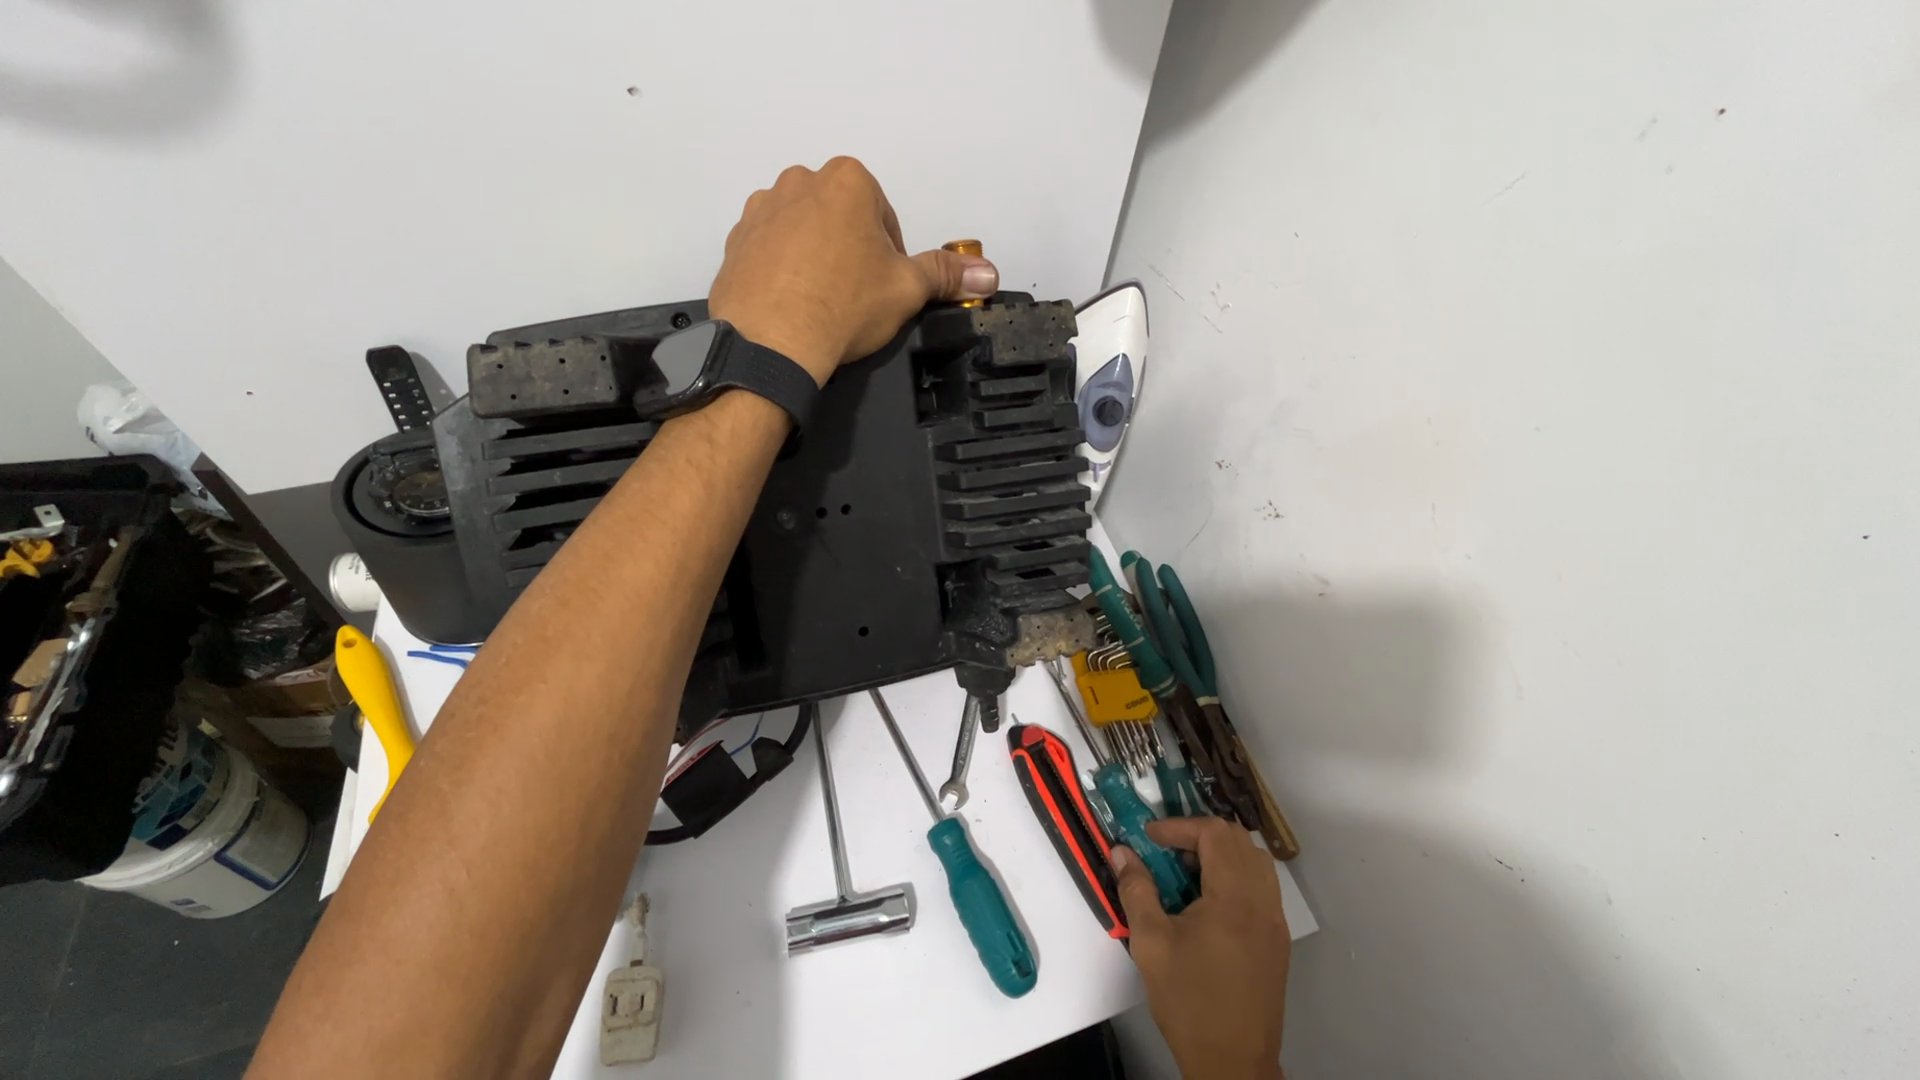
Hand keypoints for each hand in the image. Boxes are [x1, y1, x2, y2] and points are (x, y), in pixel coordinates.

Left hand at [707, 156, 998, 386]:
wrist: (770, 343)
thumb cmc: (845, 306)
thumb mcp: (907, 290)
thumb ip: (946, 274)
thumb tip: (987, 274)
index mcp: (847, 180)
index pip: (883, 216)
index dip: (889, 255)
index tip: (883, 287)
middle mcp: (799, 182)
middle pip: (840, 217)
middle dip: (851, 250)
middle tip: (854, 296)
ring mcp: (761, 210)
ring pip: (803, 231)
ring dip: (815, 258)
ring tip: (821, 302)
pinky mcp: (735, 242)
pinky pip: (769, 251)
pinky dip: (782, 271)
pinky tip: (792, 305)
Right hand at [1112, 817, 1290, 1079]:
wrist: (1233, 1061)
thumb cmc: (1189, 1001)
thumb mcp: (1151, 944)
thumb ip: (1136, 891)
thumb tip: (1122, 853)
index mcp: (1233, 899)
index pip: (1215, 834)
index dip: (1180, 827)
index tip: (1150, 838)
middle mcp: (1262, 902)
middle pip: (1240, 840)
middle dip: (1201, 835)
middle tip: (1167, 852)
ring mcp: (1275, 922)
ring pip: (1256, 861)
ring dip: (1222, 853)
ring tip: (1187, 873)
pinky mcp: (1277, 940)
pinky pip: (1262, 887)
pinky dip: (1237, 876)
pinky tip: (1208, 902)